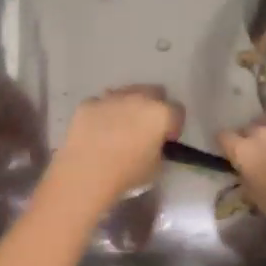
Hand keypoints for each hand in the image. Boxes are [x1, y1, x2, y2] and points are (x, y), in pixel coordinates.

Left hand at [46, 86, 183, 208]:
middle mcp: (139, 98)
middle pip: (154, 92)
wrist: (86, 173)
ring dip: (129, 105)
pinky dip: (104, 112)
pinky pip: (102, 103)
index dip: (174, 126)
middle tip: (146, 128)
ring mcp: (111, 97)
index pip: (178, 111)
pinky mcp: (88, 103)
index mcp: (161, 114)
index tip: (166, 140)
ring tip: (121, 126)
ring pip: (127, 93)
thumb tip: (153, 144)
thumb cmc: (128, 174)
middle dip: (154, 106)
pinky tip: (99, 129)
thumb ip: (160, 148)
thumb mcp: (157, 167)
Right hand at [216, 118, 265, 236]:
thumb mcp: (255, 197)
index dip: (227, 145)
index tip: (233, 154)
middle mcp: (262, 132)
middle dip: (250, 138)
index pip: (223, 136)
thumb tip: (245, 169)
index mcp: (244, 150)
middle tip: (259, 155)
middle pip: (248, 127)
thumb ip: (245, 177)